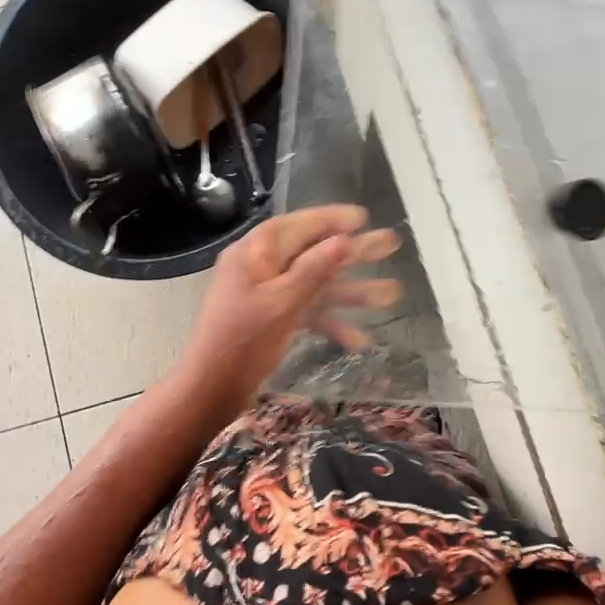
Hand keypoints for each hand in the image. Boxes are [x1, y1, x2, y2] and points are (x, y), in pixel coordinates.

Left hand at [174, 204, 400, 410]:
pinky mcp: (273, 319)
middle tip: (392, 243)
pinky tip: (359, 339)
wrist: (211, 387)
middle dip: (352, 252)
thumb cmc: (242, 340)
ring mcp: (267, 293)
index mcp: (254, 252)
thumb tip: (343, 239)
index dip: (330, 219)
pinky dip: (329, 322)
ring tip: (393, 292)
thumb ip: (312, 270)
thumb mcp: (281, 303)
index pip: (297, 225)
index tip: (364, 217)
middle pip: (312, 252)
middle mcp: (261, 267)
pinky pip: (306, 311)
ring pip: (314, 284)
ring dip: (351, 291)